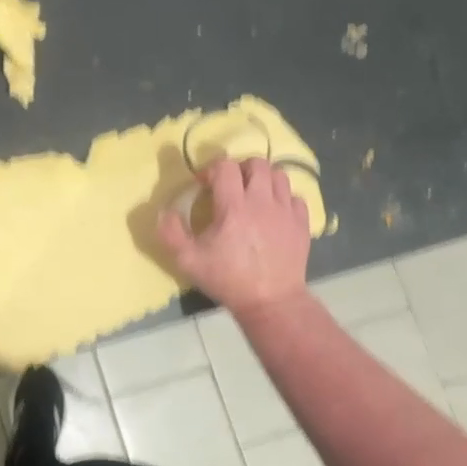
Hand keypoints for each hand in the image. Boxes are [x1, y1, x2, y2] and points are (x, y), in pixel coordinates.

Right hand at [157, 156, 311, 314]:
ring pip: (279, 175)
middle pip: (256, 163)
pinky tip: (273, 212)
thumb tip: (164, 211)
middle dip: (240, 168)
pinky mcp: (302, 224)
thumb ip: (170, 233)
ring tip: (253, 195)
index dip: (212, 169)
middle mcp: (262, 201)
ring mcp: (286, 211)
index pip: (225, 167)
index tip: (205, 185)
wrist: (271, 302)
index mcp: (233, 206)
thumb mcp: (188, 260)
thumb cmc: (227, 279)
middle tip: (230, 185)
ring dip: (263, 179)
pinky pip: (296, 197)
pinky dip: (283, 198)